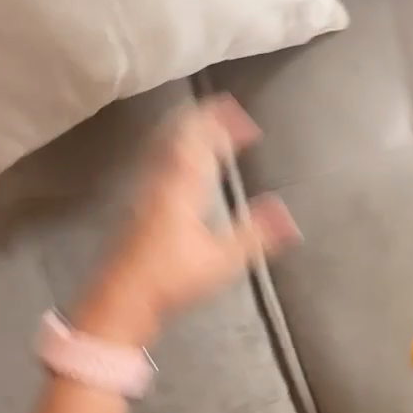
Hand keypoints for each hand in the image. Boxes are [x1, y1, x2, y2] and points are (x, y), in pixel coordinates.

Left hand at [76, 97, 298, 344]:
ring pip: (163, 144)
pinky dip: (173, 149)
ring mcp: (144, 190)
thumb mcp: (223, 259)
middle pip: (177, 134)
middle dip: (203, 118)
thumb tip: (289, 216)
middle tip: (226, 114)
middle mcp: (161, 179)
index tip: (248, 126)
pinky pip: (156, 160)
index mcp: (183, 186)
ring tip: (205, 129)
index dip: (224, 125)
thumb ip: (256, 235)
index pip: (202, 140)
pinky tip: (179, 163)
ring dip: (185, 131)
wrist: (123, 298)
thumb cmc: (173, 277)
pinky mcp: (136, 205)